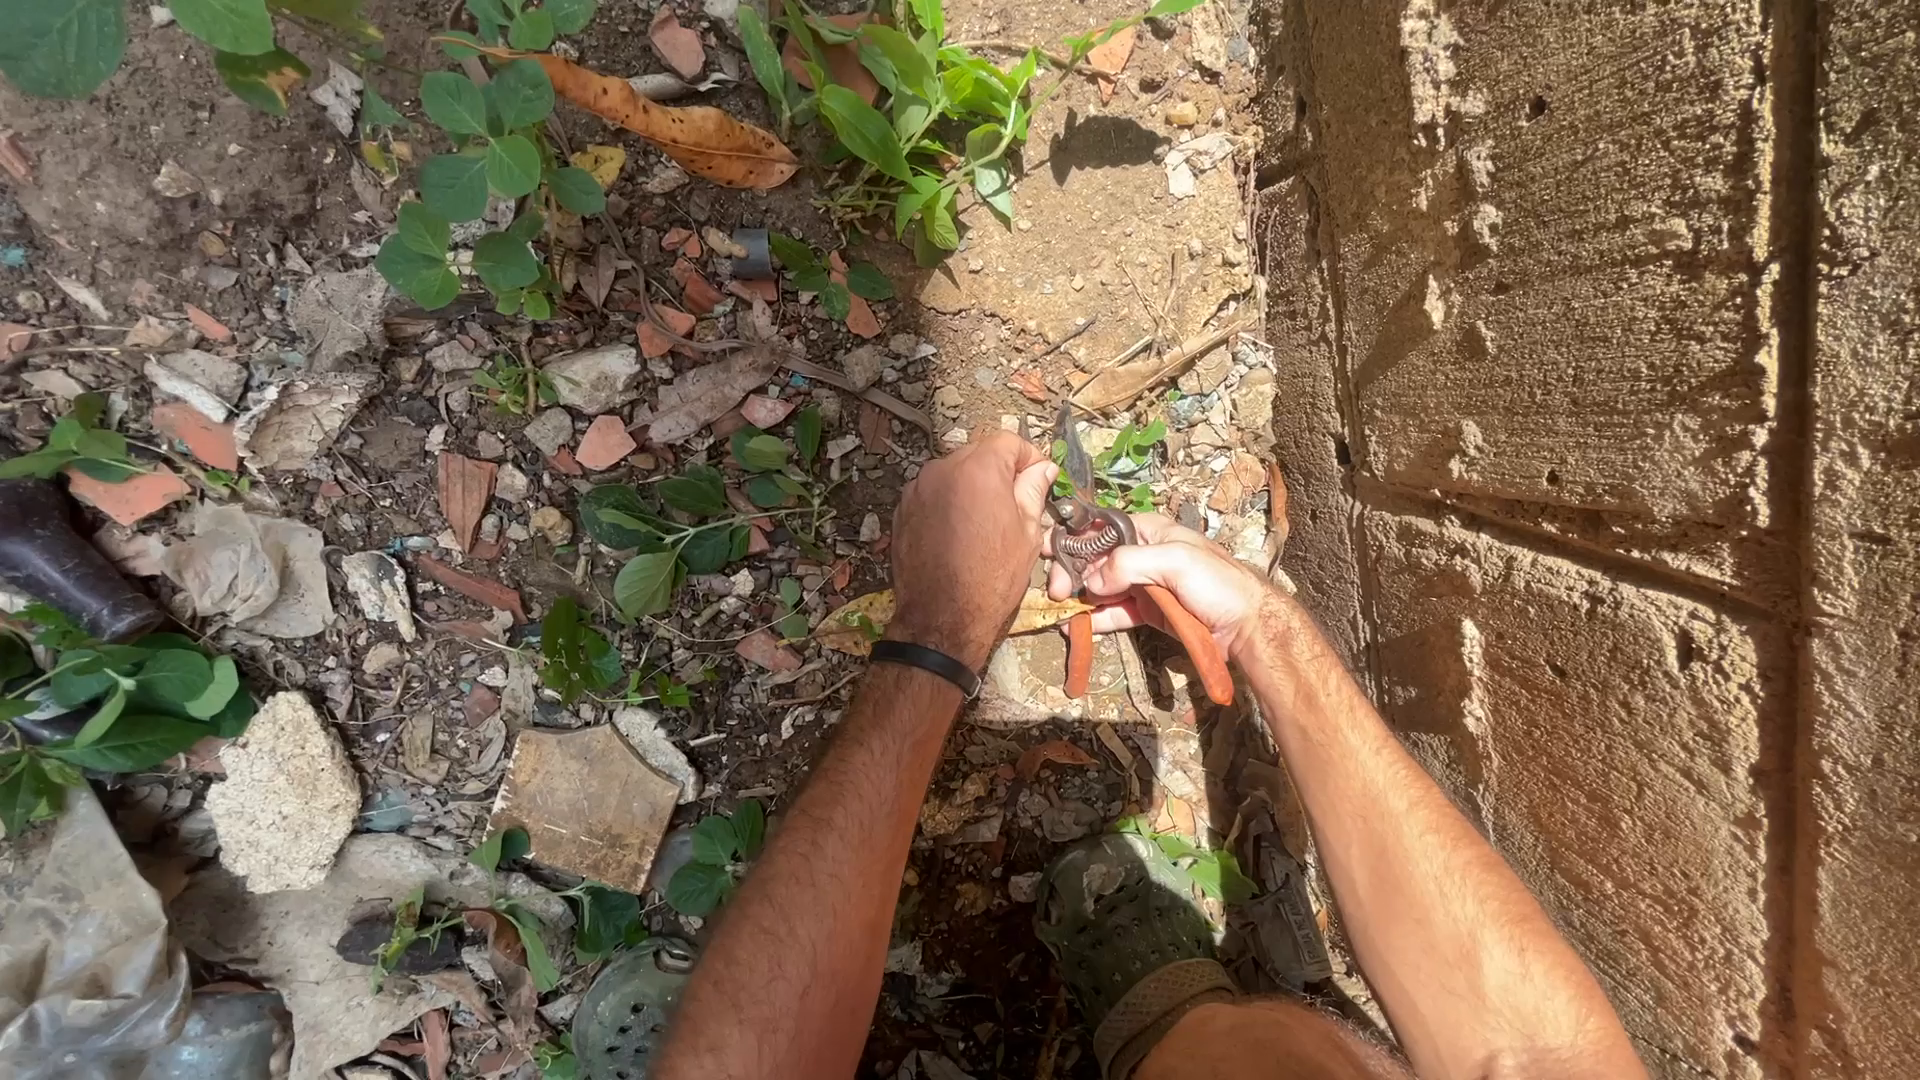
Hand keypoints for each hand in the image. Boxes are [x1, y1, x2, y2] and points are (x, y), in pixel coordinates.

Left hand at [888, 431, 1058, 669]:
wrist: (942, 617)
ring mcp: (917, 488)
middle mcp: (942, 469)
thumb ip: (1033, 491)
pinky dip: (948, 502)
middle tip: (1015, 502)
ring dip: (972, 486)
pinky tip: (959, 532)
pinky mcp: (903, 509)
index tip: (1038, 478)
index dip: (1028, 456)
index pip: (1007, 440)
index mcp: (978, 469)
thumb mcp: (1027, 534)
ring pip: (954, 473)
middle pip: (978, 453)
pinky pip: (933, 493)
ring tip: (984, 522)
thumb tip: (1041, 469)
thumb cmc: (991, 578)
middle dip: (999, 471)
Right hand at [1045, 513, 1274, 662]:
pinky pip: (1114, 613)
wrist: (1247, 626)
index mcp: (1149, 531)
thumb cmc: (1218, 583)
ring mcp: (1143, 584)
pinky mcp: (1147, 611)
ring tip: (1059, 608)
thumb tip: (1092, 579)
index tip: (1050, 551)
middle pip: (1094, 558)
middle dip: (1071, 571)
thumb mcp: (1174, 561)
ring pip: (1100, 587)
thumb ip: (1128, 563)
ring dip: (1079, 597)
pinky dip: (1094, 619)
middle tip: (1055, 590)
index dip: (1074, 537)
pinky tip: (1077, 626)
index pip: (1101, 527)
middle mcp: (1142, 554)